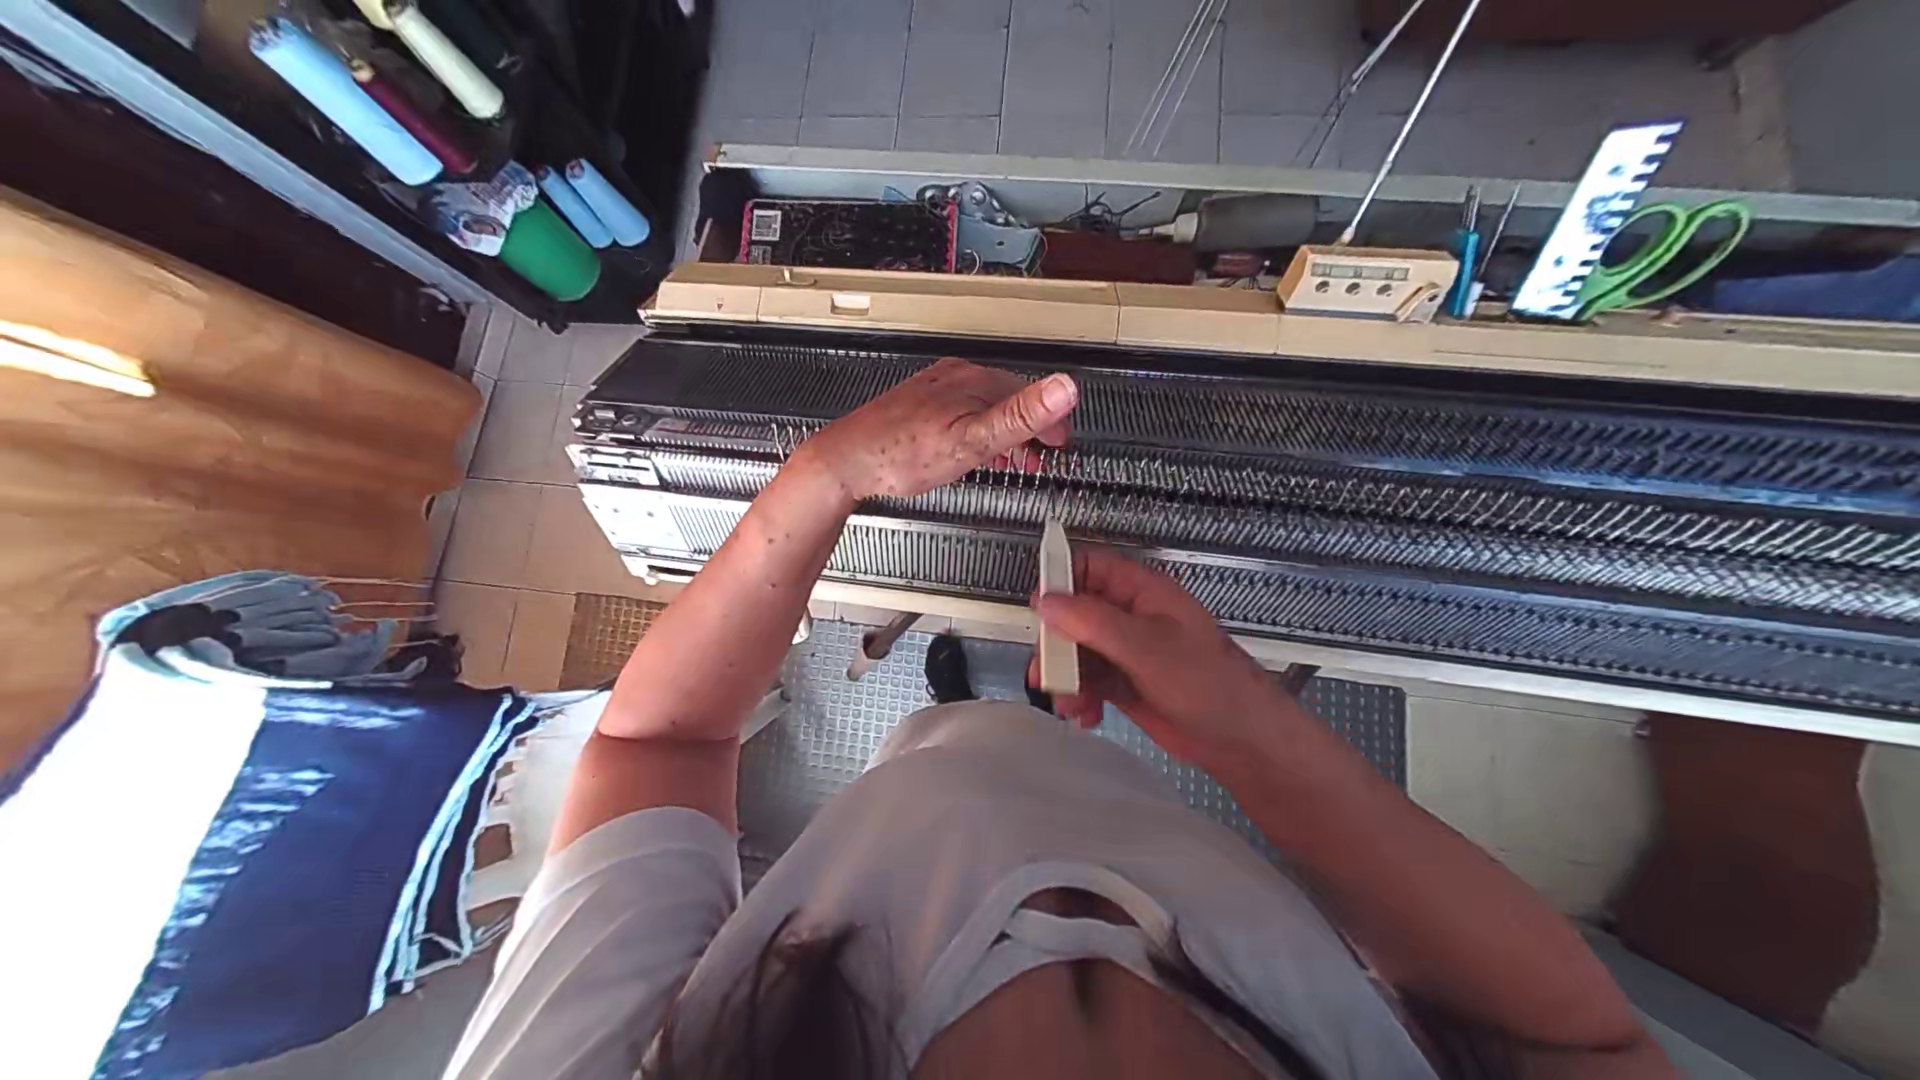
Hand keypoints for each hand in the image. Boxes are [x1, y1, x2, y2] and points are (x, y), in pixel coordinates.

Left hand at [797, 357, 1077, 503]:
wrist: (846, 461)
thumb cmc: (899, 455)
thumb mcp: (971, 441)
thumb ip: (1021, 416)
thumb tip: (1065, 388)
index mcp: (973, 383)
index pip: (1030, 394)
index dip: (1051, 422)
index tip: (1062, 442)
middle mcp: (954, 378)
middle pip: (1009, 398)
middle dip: (1031, 428)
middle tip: (1045, 453)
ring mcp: (935, 391)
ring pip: (985, 407)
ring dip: (1007, 432)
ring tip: (1018, 458)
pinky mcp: (920, 406)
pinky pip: (962, 413)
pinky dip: (979, 431)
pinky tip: (975, 449)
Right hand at [1031, 547, 1306, 769]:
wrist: (1240, 740)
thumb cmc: (1207, 683)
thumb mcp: (1147, 648)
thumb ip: (1094, 622)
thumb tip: (1047, 601)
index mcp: (1141, 592)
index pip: (1090, 568)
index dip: (1061, 582)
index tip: (1039, 609)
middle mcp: (1129, 617)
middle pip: (1073, 614)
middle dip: (1056, 644)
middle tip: (1047, 670)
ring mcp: (1125, 651)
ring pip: (1075, 652)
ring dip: (1065, 678)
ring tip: (1069, 704)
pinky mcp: (1122, 682)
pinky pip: (1086, 681)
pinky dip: (1079, 698)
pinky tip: (1085, 716)